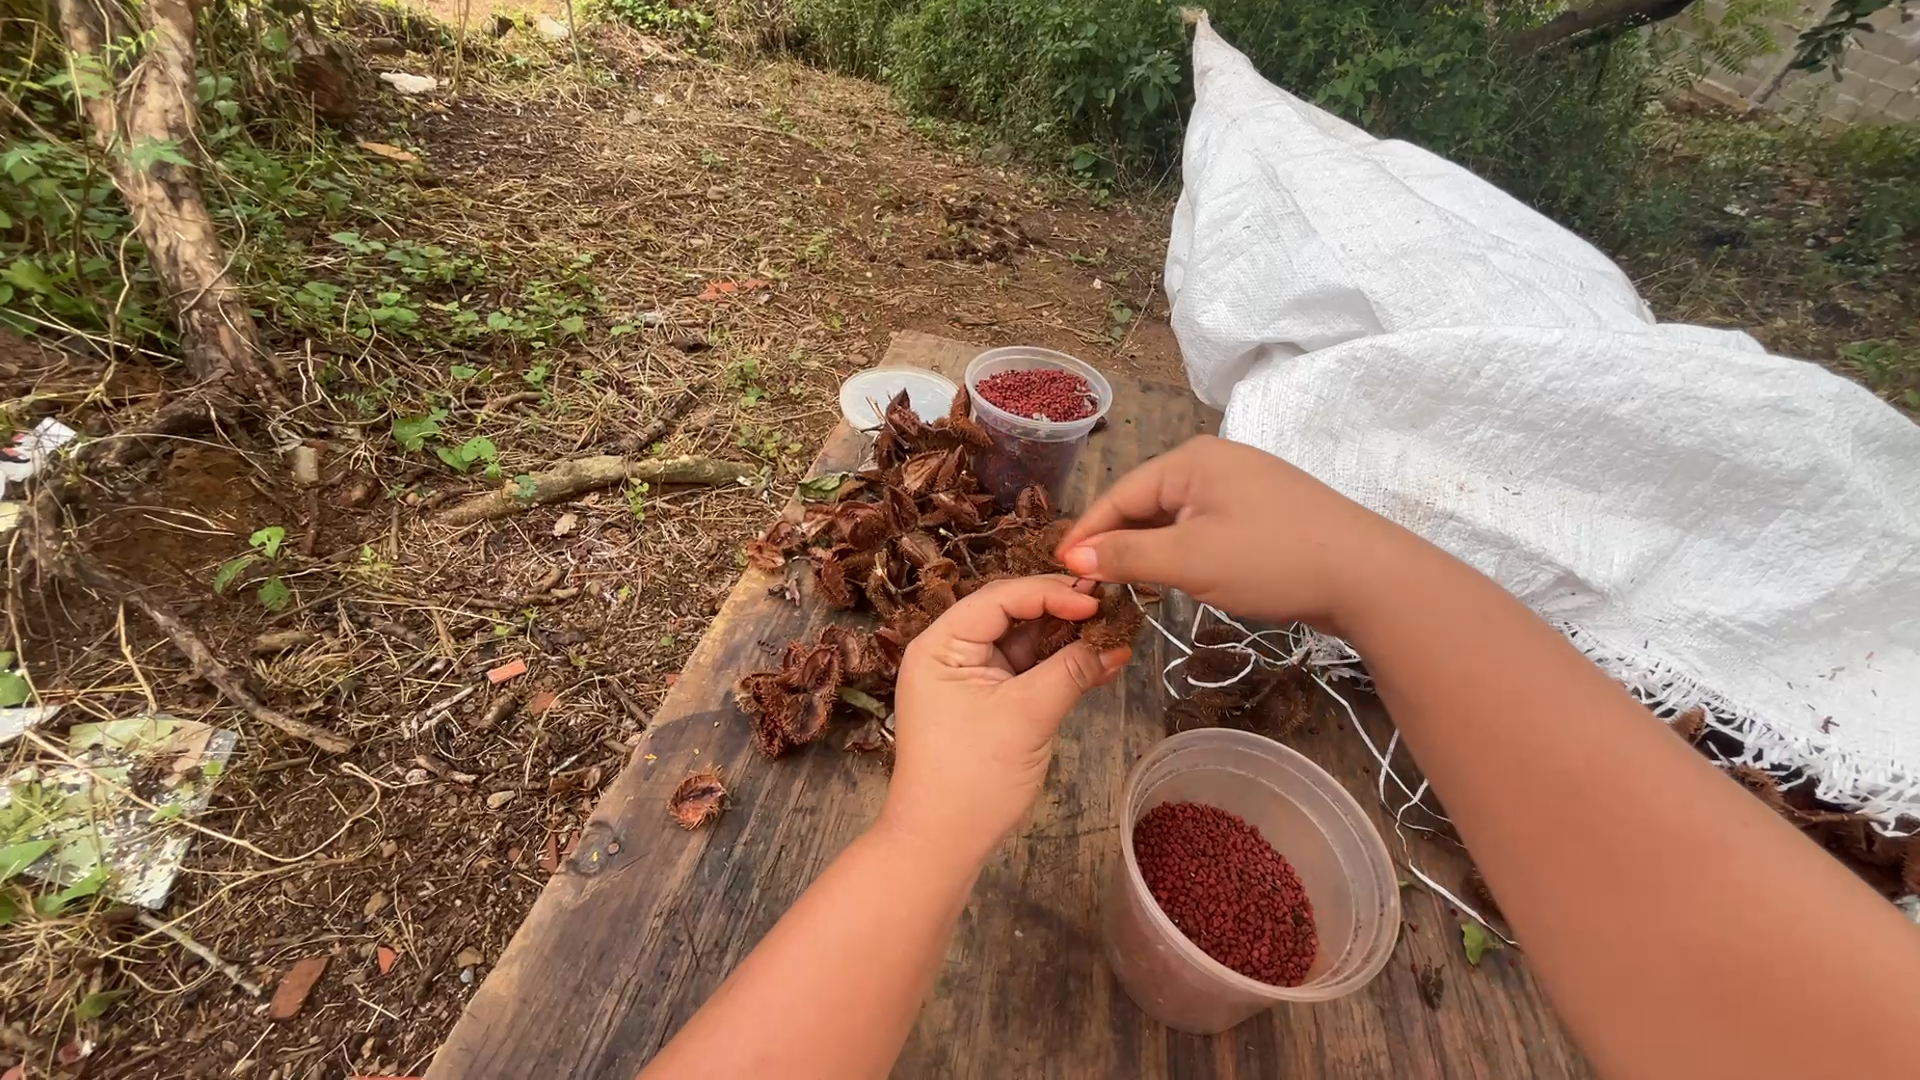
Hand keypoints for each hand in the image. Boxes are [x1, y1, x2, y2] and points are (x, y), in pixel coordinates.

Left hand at [882, 576, 1131, 861]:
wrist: (942, 843)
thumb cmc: (973, 777)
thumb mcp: (1026, 716)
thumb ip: (1070, 671)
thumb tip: (1114, 642)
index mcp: (941, 643)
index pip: (999, 598)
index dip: (1049, 593)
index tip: (1096, 601)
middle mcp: (951, 651)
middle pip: (1012, 614)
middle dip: (1062, 613)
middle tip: (1112, 608)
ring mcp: (970, 676)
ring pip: (1025, 642)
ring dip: (1067, 640)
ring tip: (1115, 633)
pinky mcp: (989, 700)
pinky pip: (1028, 671)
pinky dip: (1060, 668)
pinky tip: (1101, 664)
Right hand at [1054, 435, 1411, 631]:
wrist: (1370, 578)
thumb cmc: (1270, 560)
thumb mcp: (1188, 560)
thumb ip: (1126, 555)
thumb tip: (1074, 559)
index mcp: (1192, 460)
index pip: (1120, 494)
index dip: (1087, 533)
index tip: (1058, 567)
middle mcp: (1213, 462)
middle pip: (1145, 502)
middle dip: (1115, 540)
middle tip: (1087, 581)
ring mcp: (1241, 485)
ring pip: (1174, 516)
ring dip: (1146, 548)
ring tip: (1121, 581)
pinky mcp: (1261, 511)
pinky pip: (1202, 526)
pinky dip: (1179, 550)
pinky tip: (1171, 573)